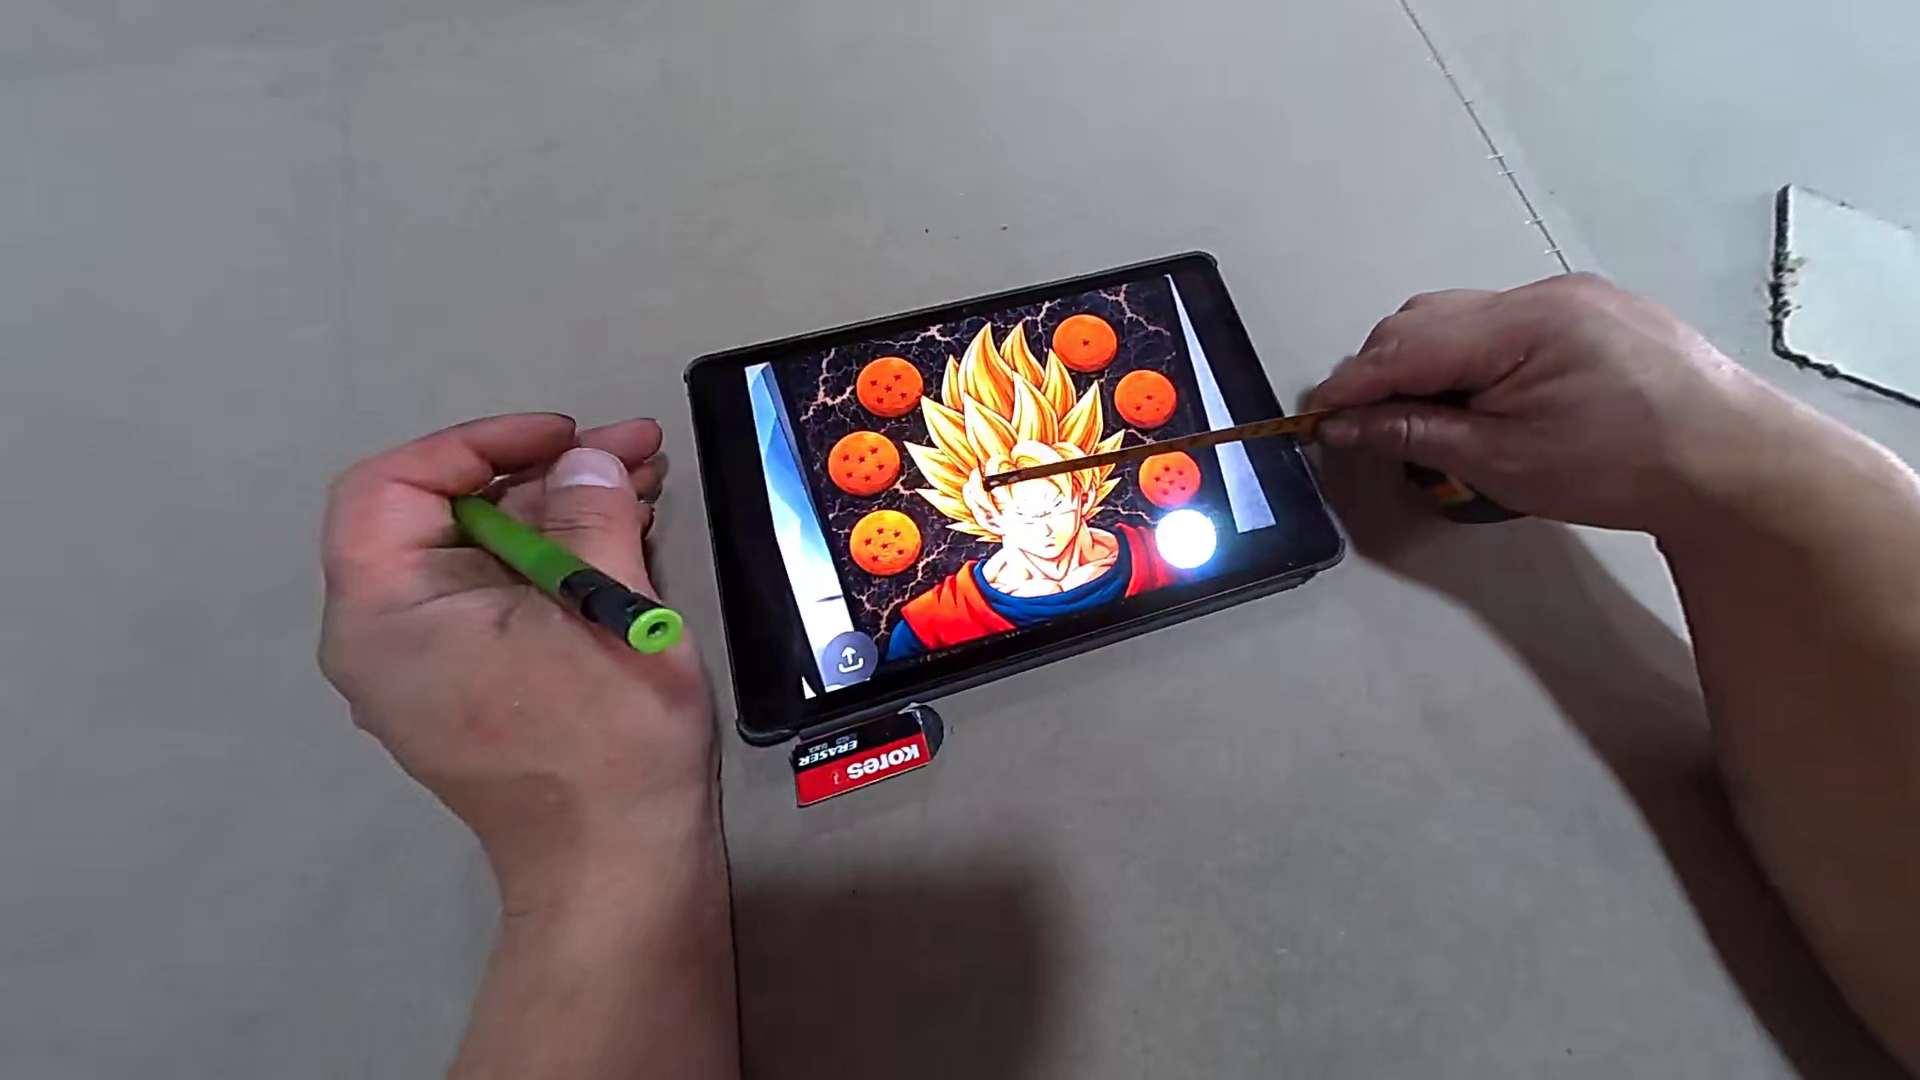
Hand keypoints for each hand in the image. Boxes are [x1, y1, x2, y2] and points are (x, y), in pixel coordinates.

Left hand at [319, 413, 713, 914]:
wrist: (623, 852)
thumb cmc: (612, 739)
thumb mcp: (609, 616)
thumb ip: (594, 523)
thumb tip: (590, 456)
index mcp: (394, 617)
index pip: (395, 489)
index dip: (480, 444)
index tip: (566, 436)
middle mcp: (405, 632)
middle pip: (464, 517)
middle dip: (553, 473)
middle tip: (636, 448)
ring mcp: (456, 655)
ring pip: (506, 553)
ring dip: (575, 509)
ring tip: (650, 476)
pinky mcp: (502, 669)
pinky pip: (527, 590)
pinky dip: (577, 552)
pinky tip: (633, 529)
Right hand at [1306, 273, 1791, 532]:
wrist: (1738, 467)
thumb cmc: (1615, 468)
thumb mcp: (1494, 459)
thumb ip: (1406, 432)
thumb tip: (1335, 426)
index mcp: (1524, 325)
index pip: (1403, 348)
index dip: (1346, 386)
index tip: (1309, 420)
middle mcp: (1540, 295)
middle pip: (1416, 322)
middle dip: (1373, 371)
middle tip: (1358, 424)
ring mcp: (1561, 298)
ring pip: (1444, 317)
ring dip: (1406, 360)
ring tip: (1406, 410)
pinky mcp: (1574, 313)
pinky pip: (1481, 322)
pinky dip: (1446, 356)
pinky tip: (1455, 392)